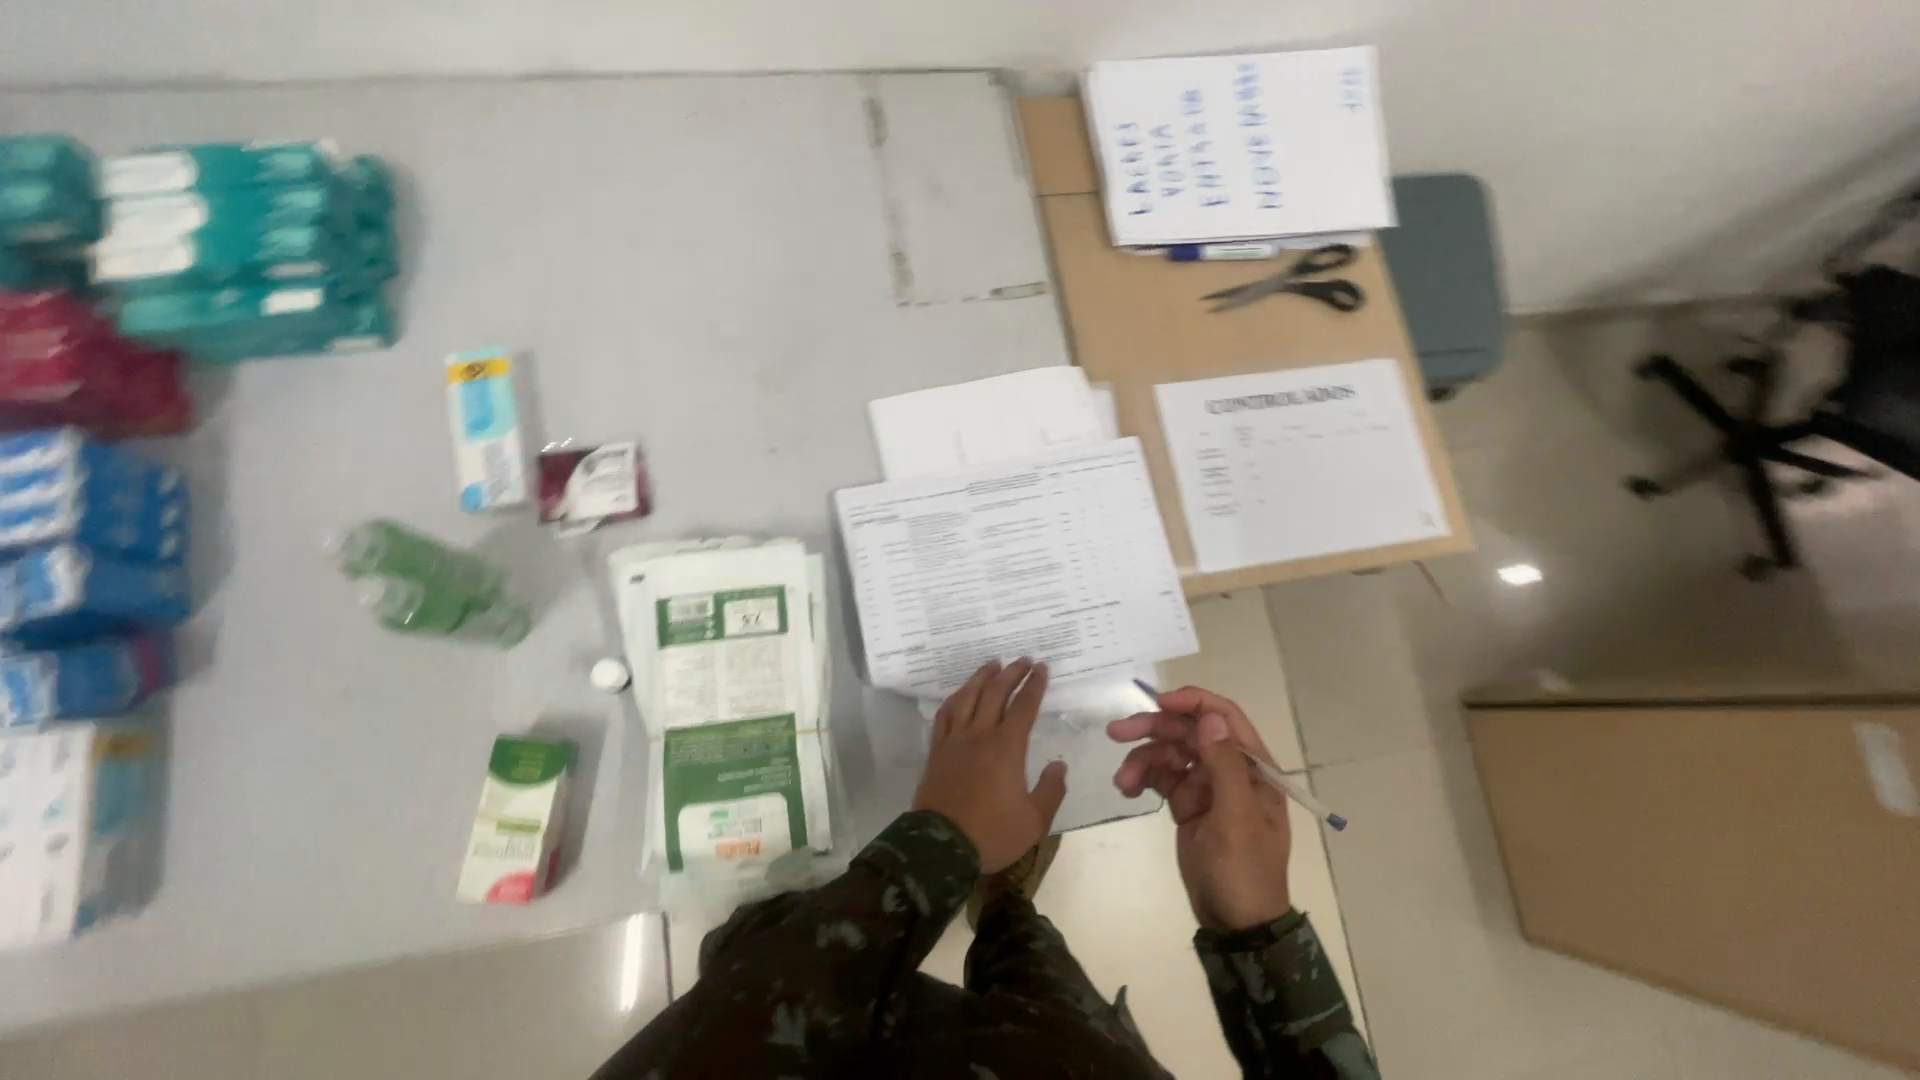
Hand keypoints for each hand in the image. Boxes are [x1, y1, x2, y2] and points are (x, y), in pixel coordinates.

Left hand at [914, 659, 1067, 873]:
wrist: (941, 846)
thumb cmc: (992, 834)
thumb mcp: (1034, 820)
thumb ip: (1051, 789)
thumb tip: (1059, 765)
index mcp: (1007, 747)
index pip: (1024, 706)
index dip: (1035, 685)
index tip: (1042, 668)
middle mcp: (980, 735)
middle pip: (996, 693)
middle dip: (1012, 673)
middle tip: (1023, 660)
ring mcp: (954, 740)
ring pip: (967, 697)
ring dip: (982, 677)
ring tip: (993, 664)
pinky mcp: (937, 751)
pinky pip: (945, 715)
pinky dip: (956, 698)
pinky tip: (960, 694)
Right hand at [1108, 686, 1291, 930]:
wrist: (1236, 924)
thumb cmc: (1245, 871)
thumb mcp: (1236, 819)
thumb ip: (1224, 765)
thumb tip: (1210, 717)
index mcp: (1253, 766)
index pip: (1224, 716)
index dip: (1191, 702)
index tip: (1156, 703)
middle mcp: (1230, 768)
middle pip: (1188, 731)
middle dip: (1153, 729)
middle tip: (1116, 732)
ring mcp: (1206, 786)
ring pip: (1169, 754)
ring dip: (1142, 759)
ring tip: (1122, 781)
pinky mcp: (1186, 803)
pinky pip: (1160, 777)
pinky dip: (1142, 778)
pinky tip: (1127, 789)